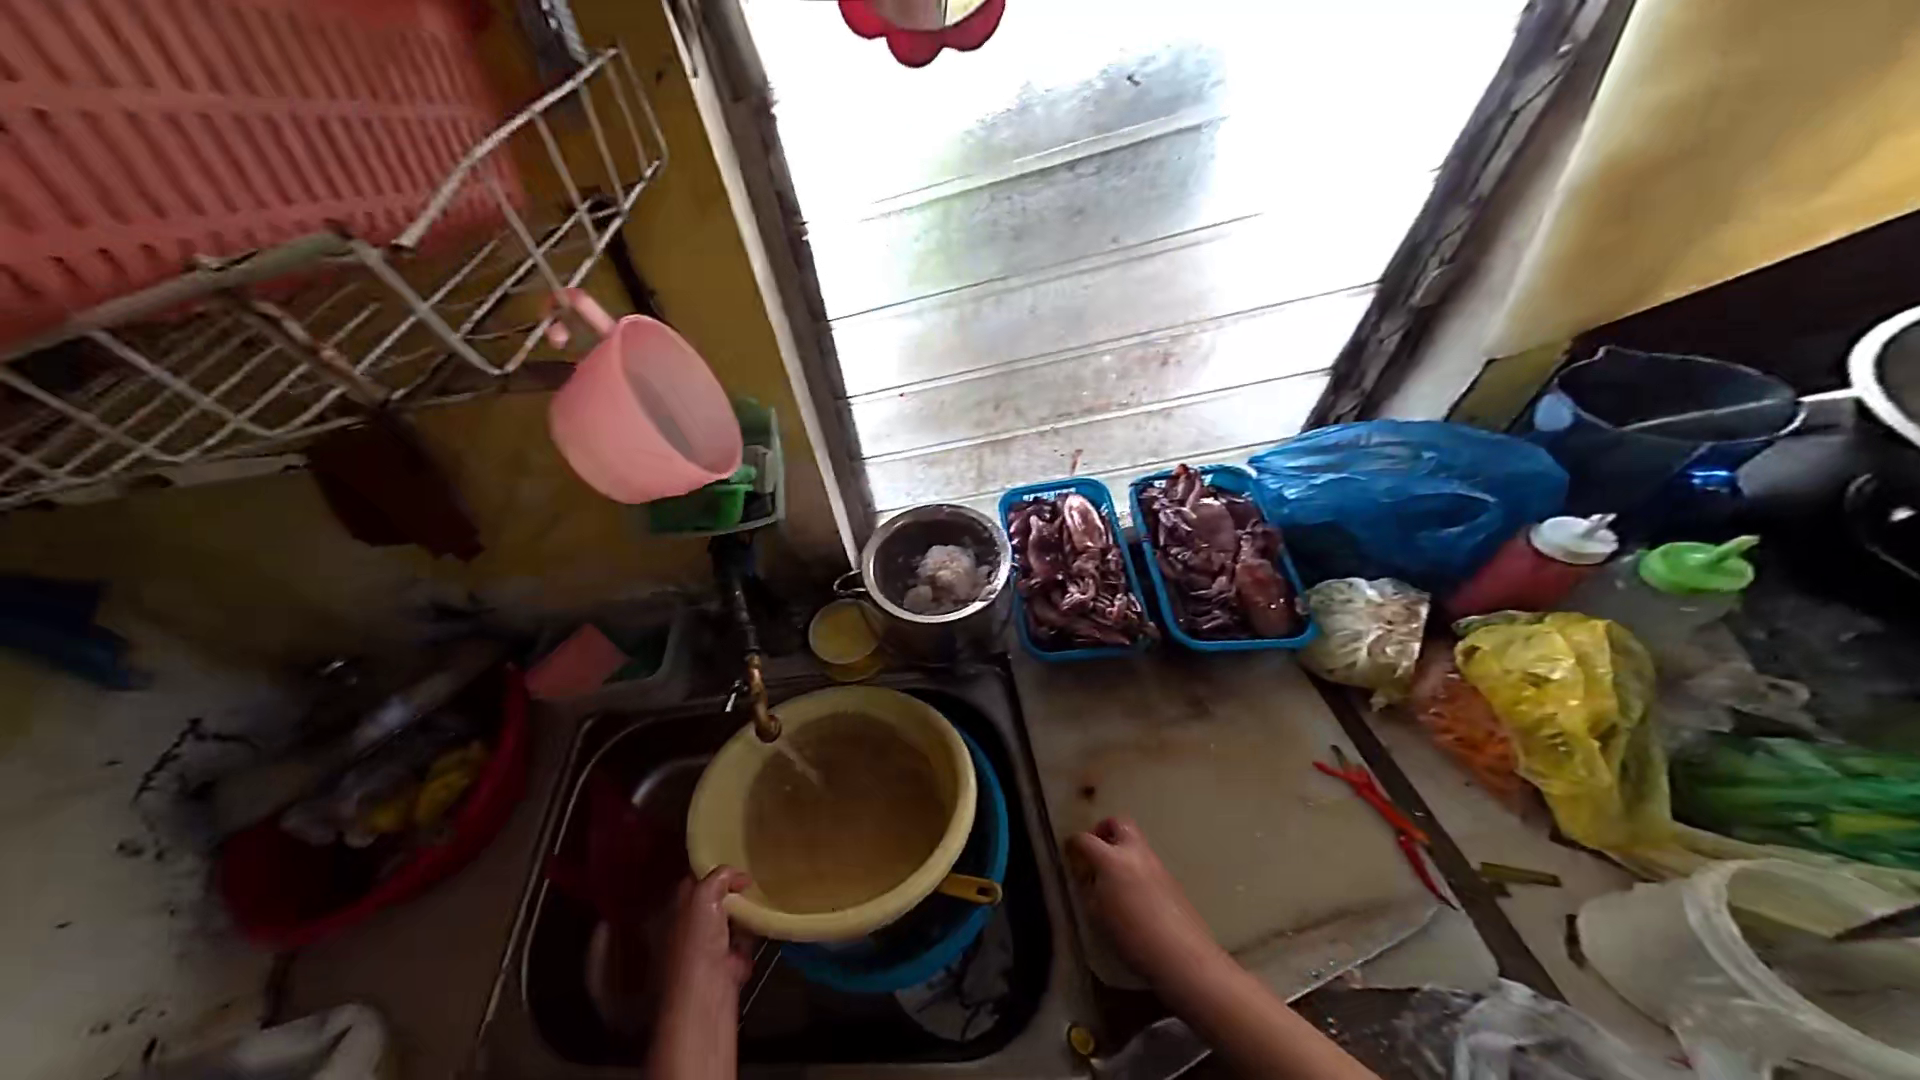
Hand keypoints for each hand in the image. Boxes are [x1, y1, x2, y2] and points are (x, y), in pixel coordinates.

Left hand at [659, 866, 756, 1016]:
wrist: (705, 997)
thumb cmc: (696, 943)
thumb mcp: (703, 896)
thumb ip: (719, 877)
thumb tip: (738, 876)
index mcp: (670, 913)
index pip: (691, 883)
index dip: (712, 872)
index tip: (735, 862)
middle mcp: (684, 932)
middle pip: (712, 903)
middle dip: (731, 894)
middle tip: (751, 881)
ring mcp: (704, 952)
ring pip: (728, 923)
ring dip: (743, 916)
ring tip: (760, 900)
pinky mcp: (724, 968)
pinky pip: (742, 944)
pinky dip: (750, 938)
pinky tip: (761, 926)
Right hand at [1066, 817, 1225, 989]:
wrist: (1181, 954)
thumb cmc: (1131, 936)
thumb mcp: (1097, 914)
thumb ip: (1088, 888)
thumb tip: (1088, 876)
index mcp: (1111, 859)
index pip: (1085, 840)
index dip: (1073, 843)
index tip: (1069, 851)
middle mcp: (1134, 852)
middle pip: (1117, 822)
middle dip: (1103, 830)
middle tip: (1095, 850)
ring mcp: (1155, 863)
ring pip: (1135, 840)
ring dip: (1121, 848)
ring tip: (1112, 876)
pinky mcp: (1170, 877)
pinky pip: (1146, 860)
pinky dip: (1135, 865)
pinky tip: (1133, 892)